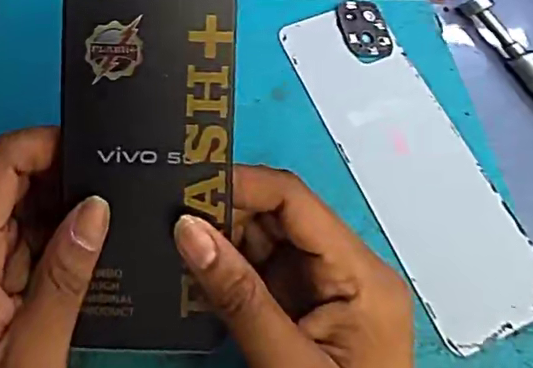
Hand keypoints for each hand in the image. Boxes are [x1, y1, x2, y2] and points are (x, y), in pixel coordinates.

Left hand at [0, 127, 111, 367]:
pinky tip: (82, 248)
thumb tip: (96, 204)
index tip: (92, 150)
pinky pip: (14, 235)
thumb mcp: (32, 353)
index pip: (2, 159)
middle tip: (111, 184)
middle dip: (59, 174)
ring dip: (57, 205)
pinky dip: (47, 234)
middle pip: (9, 176)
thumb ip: (64, 275)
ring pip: (16, 203)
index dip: (46, 143)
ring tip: (106, 212)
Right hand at [175, 166, 412, 367]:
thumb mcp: (291, 366)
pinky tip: (194, 271)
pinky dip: (224, 268)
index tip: (188, 185)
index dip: (239, 183)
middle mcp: (343, 270)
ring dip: (218, 239)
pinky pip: (256, 269)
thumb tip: (188, 228)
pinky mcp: (301, 309)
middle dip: (222, 212)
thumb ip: (240, 296)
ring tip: (176, 241)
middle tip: (173, 215)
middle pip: (274, 213)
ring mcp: (320, 290)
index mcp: (360, 274)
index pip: (292, 198)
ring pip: (259, 238)